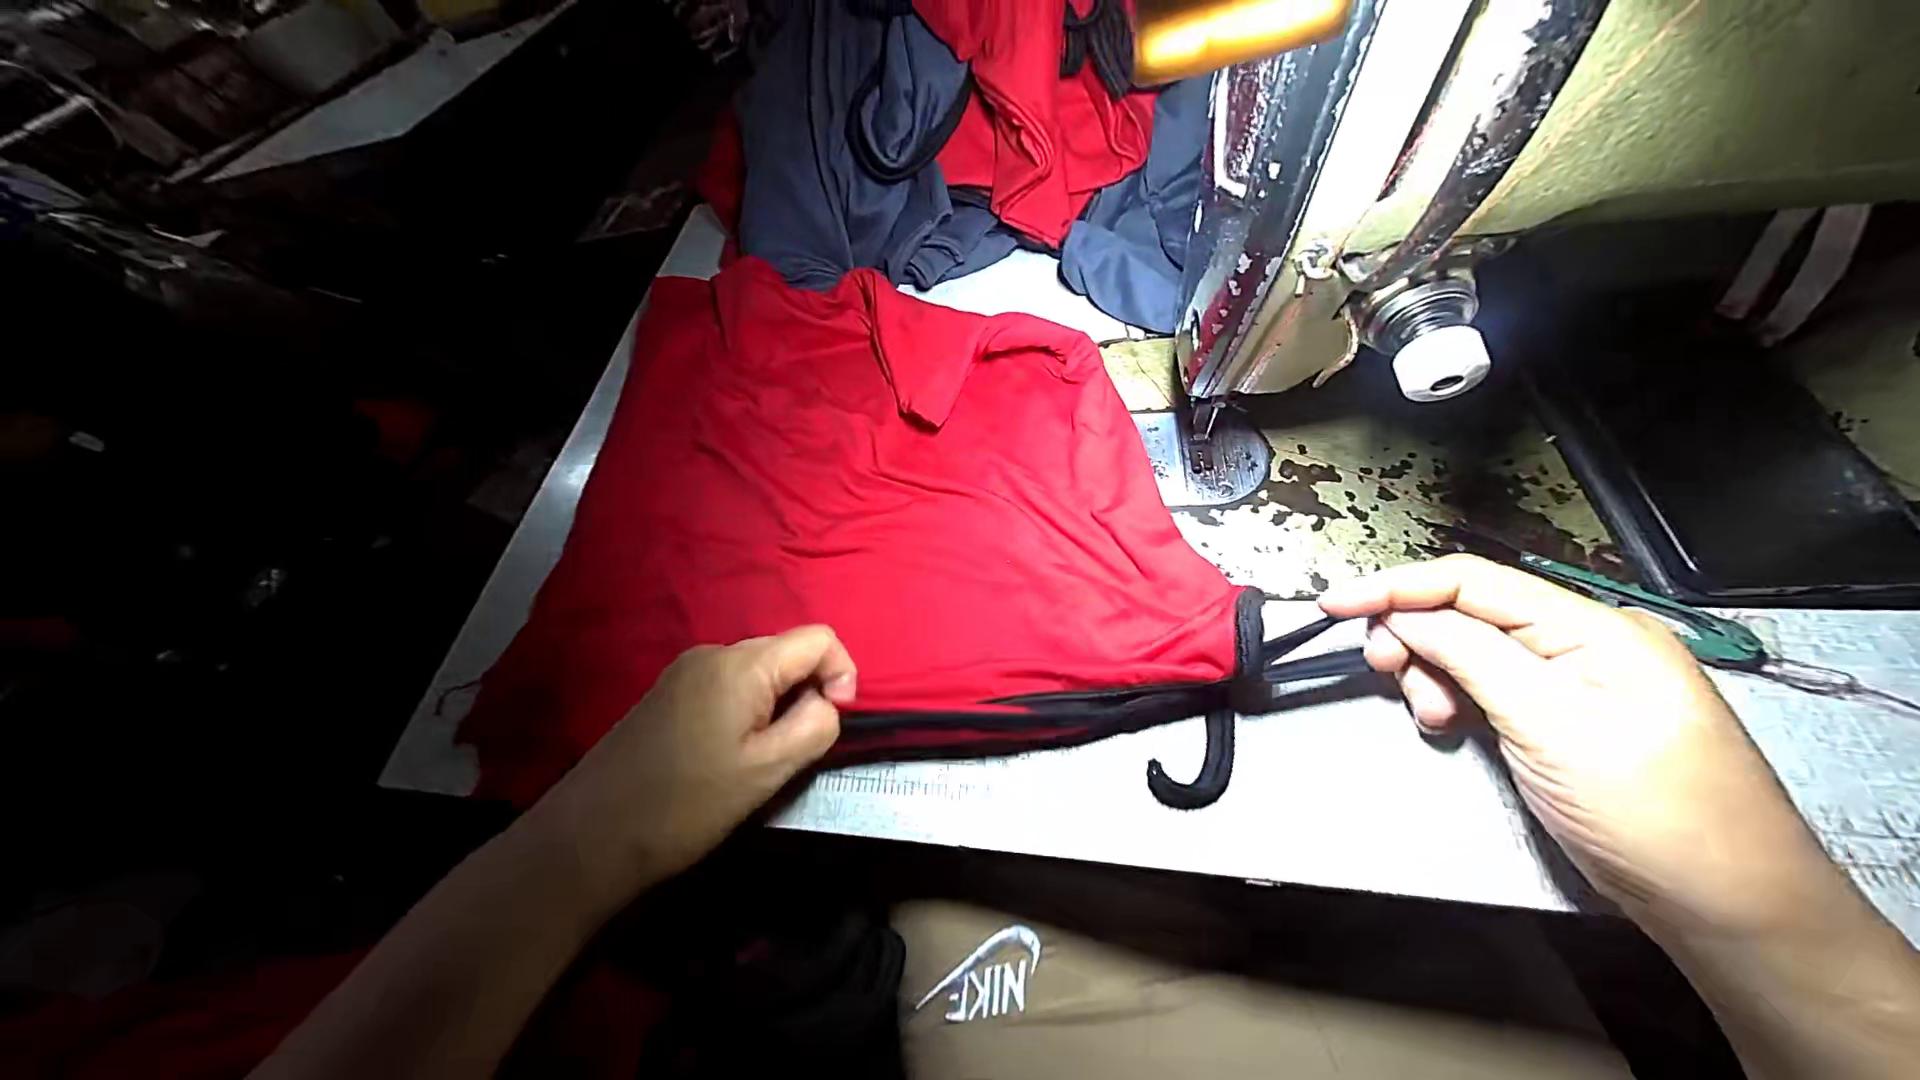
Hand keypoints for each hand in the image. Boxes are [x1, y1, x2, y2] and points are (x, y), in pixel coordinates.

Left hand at [525, 626, 856, 897]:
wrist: (586, 839)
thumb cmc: (686, 806)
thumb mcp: (767, 771)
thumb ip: (815, 725)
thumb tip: (828, 701)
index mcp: (741, 665)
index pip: (819, 638)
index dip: (841, 673)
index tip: (831, 719)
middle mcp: (713, 652)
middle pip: (788, 651)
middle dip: (808, 690)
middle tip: (792, 747)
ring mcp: (686, 668)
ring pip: (761, 668)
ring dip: (778, 701)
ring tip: (758, 753)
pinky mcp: (670, 689)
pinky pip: (731, 681)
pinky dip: (749, 705)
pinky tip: (728, 748)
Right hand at [1320, 555, 1838, 932]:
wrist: (1726, 908)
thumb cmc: (1651, 814)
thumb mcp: (1549, 724)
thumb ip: (1469, 654)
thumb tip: (1400, 615)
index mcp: (1593, 628)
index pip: (1471, 581)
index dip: (1394, 585)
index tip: (1335, 603)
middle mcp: (1576, 640)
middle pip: (1461, 609)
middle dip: (1411, 634)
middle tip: (1384, 668)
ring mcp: (1564, 674)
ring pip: (1461, 645)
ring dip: (1428, 670)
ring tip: (1431, 713)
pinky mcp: (1549, 707)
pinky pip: (1478, 679)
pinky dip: (1448, 693)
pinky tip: (1447, 719)